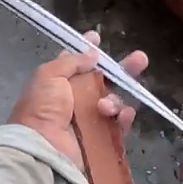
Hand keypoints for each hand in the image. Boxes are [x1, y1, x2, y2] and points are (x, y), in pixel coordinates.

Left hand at [9, 32, 147, 168]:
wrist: (43, 146)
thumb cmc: (42, 107)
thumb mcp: (49, 75)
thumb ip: (72, 62)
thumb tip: (92, 53)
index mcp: (60, 83)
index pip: (77, 63)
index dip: (89, 50)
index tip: (98, 37)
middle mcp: (76, 100)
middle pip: (104, 81)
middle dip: (123, 70)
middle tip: (140, 59)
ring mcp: (90, 120)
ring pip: (114, 102)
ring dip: (115, 100)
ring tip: (105, 106)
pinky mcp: (101, 139)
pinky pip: (119, 126)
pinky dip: (123, 118)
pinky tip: (122, 115)